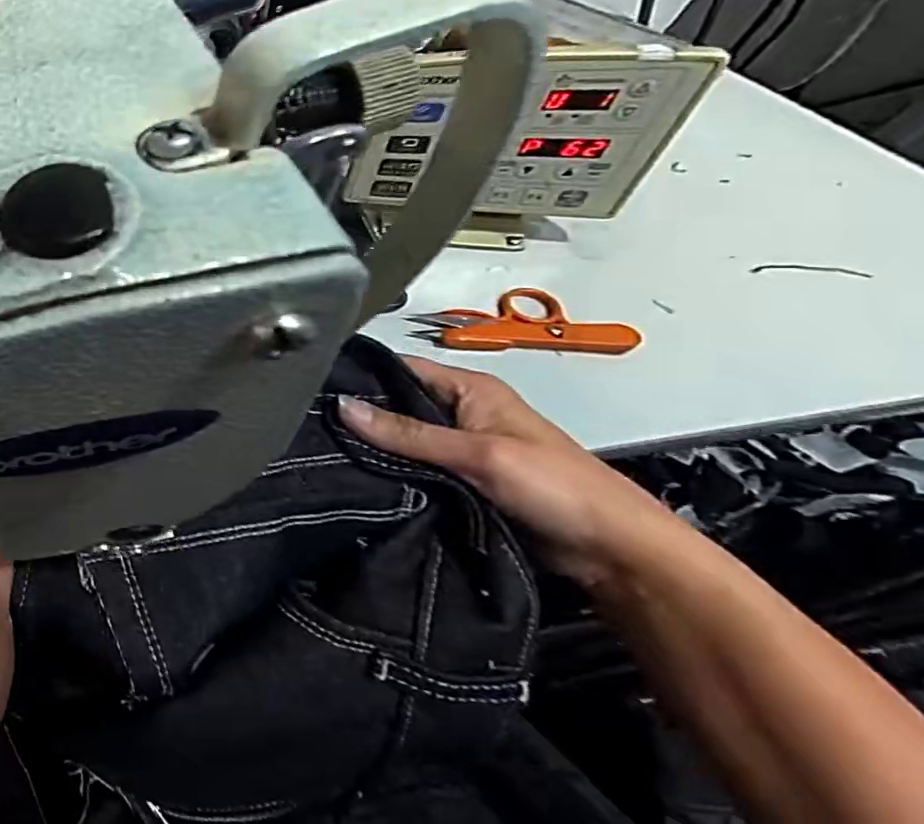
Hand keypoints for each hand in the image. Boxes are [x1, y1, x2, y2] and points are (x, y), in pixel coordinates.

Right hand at [337, 357, 697, 588]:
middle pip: (397, 406)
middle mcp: (461, 412)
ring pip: (403, 443)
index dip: (361, 375)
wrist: (613, 554)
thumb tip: (343, 407)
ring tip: (321, 453)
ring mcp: (460, 450)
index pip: (401, 369)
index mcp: (470, 389)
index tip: (313, 384)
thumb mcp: (477, 453)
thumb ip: (408, 434)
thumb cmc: (556, 488)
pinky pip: (414, 472)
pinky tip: (356, 480)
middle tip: (310, 426)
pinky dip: (391, 475)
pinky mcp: (460, 484)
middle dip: (361, 415)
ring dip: (374, 449)